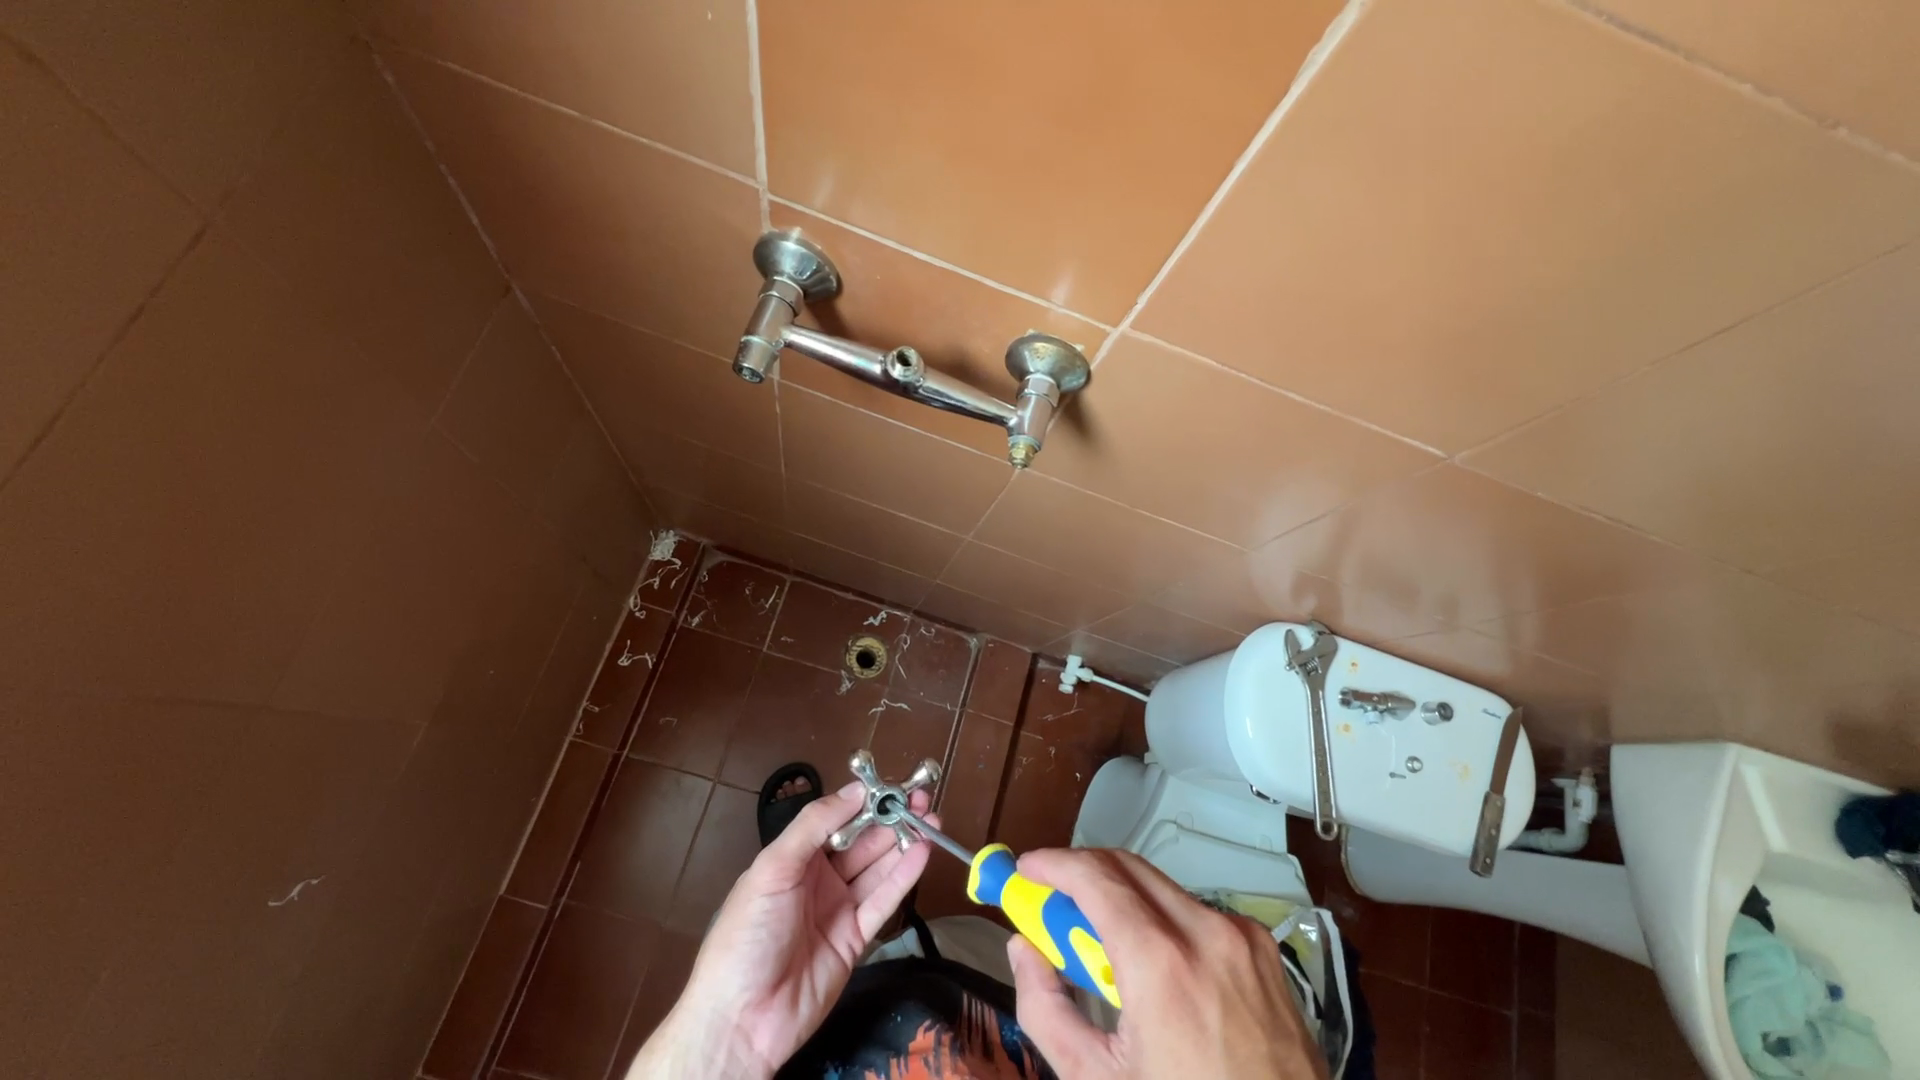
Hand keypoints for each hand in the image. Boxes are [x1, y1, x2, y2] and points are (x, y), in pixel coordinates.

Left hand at [631, 782, 934, 1079]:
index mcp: (793, 858)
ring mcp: (839, 909)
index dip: (864, 802)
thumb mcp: (772, 869)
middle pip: (861, 842)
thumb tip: (854, 790)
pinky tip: (923, 853)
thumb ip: (813, 826)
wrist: (743, 1018)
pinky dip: (904, 877)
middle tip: (921, 799)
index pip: (835, 821)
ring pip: (877, 868)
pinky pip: (884, 901)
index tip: (892, 786)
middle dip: (890, 819)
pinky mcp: (857, 939)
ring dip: (904, 843)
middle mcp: (818, 879)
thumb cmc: (747, 935)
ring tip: (932, 820)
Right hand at [1006, 848, 1326, 1079]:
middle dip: (1080, 873)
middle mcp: (1206, 931)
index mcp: (1161, 962)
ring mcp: (1242, 936)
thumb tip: (1023, 950)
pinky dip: (1162, 919)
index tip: (1025, 871)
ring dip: (1121, 897)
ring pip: (1162, 887)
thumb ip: (1045, 1010)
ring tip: (1100, 946)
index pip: (1094, 877)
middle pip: (1126, 867)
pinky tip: (1154, 967)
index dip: (1051, 864)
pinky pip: (1198, 912)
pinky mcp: (1264, 949)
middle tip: (1050, 903)